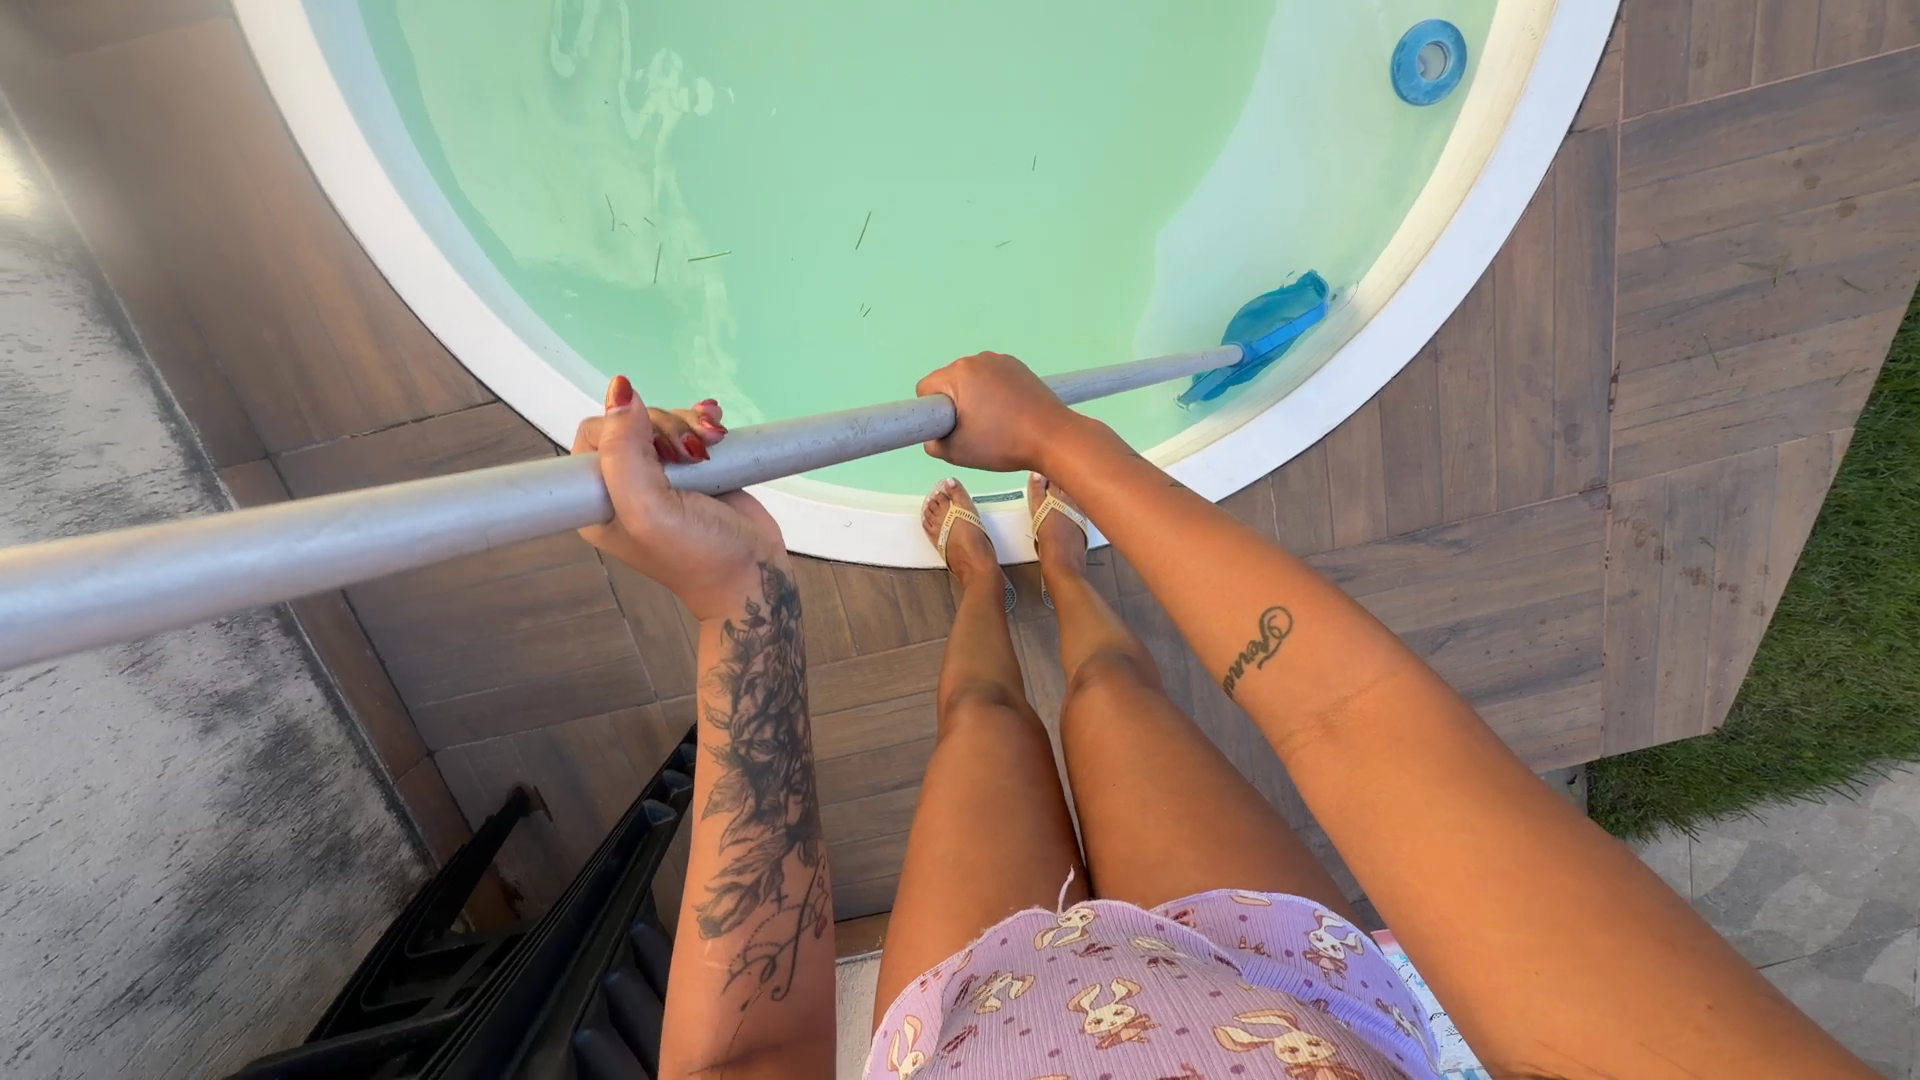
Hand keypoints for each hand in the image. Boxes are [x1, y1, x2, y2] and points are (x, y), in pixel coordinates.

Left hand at [573, 376, 784, 619]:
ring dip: (691, 424)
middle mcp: (626, 486)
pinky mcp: (697, 471)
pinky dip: (705, 422)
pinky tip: (720, 428)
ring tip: (716, 442)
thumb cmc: (699, 555)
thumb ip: (624, 451)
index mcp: (598, 500)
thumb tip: (621, 389)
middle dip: (668, 428)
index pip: (595, 436)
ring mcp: (664, 477)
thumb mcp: (649, 509)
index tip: (663, 453)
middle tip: (696, 453)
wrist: (754, 576)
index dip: (628, 430)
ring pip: (665, 423)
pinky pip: (692, 429)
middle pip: (634, 424)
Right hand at [915, 351, 1079, 473]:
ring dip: (975, 398)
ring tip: (995, 424)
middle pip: (950, 382)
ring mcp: (1002, 360)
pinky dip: (994, 394)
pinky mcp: (1019, 367)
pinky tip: (1009, 414)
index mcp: (960, 373)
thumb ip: (933, 443)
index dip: (931, 412)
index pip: (926, 388)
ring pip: (972, 381)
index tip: (949, 428)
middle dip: (955, 404)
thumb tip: (935, 436)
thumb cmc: (1003, 443)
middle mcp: (979, 358)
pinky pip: (993, 379)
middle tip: (974, 430)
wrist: (1054, 438)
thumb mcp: (956, 452)